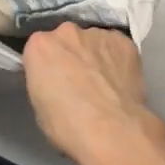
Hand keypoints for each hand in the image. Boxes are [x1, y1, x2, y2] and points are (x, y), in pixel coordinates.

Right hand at [22, 23, 164, 164]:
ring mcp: (98, 35)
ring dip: (95, 57)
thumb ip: (45, 82)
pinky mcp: (125, 42)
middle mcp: (68, 32)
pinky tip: (120, 82)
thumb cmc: (68, 126)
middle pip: (67, 40)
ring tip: (104, 83)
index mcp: (40, 46)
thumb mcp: (39, 107)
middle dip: (71, 55)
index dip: (48, 66)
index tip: (54, 81)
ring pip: (93, 42)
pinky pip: (116, 48)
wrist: (113, 131)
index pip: (40, 50)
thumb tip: (57, 82)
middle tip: (80, 81)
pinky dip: (117, 60)